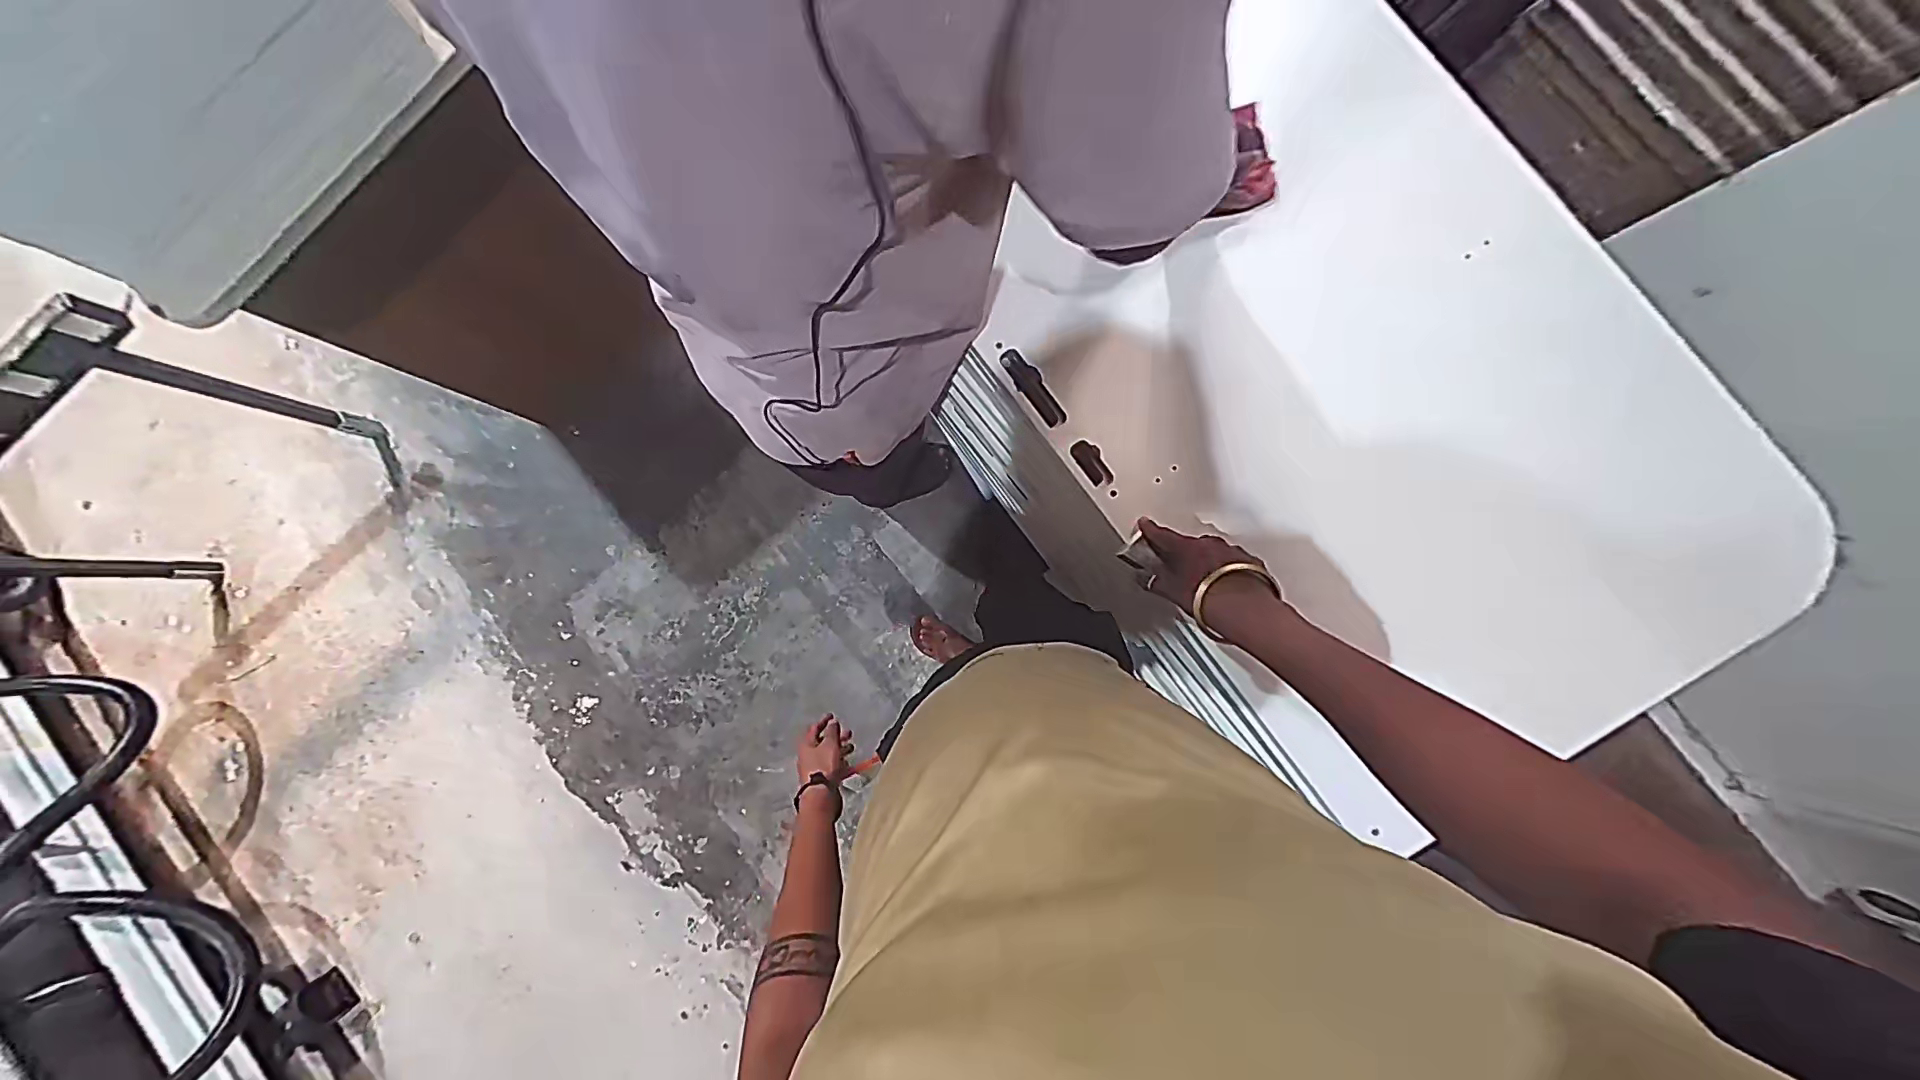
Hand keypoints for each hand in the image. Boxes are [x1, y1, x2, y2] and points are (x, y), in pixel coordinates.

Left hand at [797, 715, 853, 784]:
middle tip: (848, 733)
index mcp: (806, 745)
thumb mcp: (830, 744)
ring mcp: (815, 768)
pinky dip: (841, 762)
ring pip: (829, 754)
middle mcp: (808, 756)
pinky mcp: (823, 779)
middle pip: (822, 742)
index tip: (832, 715)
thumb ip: (832, 732)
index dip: (823, 721)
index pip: (814, 729)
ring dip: (840, 749)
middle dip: (835, 736)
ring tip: (851, 747)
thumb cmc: (824, 766)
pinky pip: (833, 766)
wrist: (821, 795)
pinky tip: (850, 763)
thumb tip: (832, 723)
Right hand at [1135, 518, 1290, 636]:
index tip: (1145, 524)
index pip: (1162, 535)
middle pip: (1190, 544)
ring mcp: (1230, 551)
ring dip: (1207, 563)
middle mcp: (1208, 544)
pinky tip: (1224, 586)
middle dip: (1184, 554)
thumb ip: (1157, 582)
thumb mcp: (1172, 592)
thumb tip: (1148, 580)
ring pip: (1213, 552)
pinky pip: (1234, 561)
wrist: (1242, 608)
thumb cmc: (1207, 598)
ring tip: (1203, 584)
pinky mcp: (1249, 561)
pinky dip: (1227, 570)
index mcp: (1184, 547)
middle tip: (1178, 571)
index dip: (1150, 530)